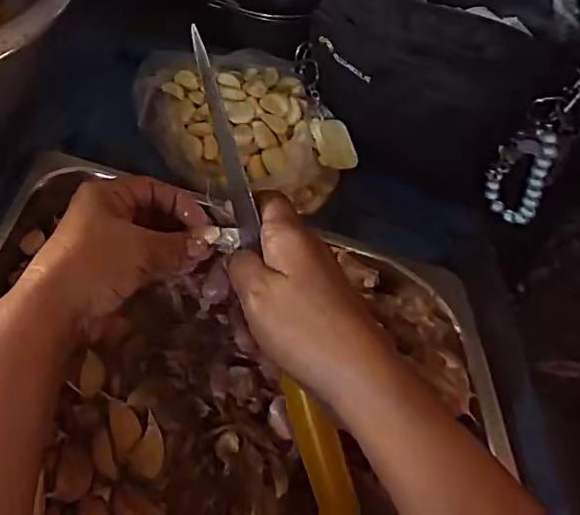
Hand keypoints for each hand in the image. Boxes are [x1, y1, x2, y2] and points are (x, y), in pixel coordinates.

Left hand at [19, 176, 211, 337]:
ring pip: (145, 239)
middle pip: (150, 213)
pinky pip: (137, 261)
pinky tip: (178, 277)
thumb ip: (177, 244)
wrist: (53, 311)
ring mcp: (102, 242)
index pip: (153, 188)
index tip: (206, 226)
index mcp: (107, 194)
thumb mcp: (141, 250)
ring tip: (197, 265)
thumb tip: (209, 241)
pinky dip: (157, 267)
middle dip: (179, 229)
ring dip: (171, 250)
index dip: (181, 203)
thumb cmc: (96, 264)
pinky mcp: (103, 270)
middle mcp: (104, 212)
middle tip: (205, 248)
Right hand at [227, 193, 399, 407]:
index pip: (266, 199)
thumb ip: (238, 263)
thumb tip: (238, 253)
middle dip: (238, 271)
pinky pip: (287, 304)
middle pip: (263, 245)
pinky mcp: (323, 309)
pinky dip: (272, 323)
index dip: (241, 210)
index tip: (220, 238)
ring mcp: (317, 280)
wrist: (362, 379)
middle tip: (217, 299)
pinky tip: (265, 354)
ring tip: (244, 338)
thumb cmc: (302, 326)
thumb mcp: (255, 291)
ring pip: (271, 279)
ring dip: (251, 305)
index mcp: (288, 233)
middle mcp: (305, 248)